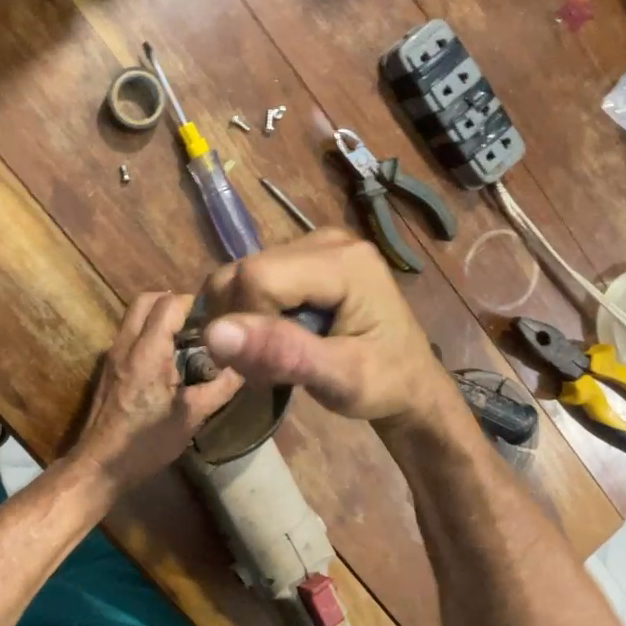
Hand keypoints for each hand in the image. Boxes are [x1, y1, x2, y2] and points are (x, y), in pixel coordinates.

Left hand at [72, 292, 243, 492]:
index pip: (169, 304)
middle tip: (201, 324)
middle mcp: (125, 345)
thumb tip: (248, 365)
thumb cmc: (146, 443)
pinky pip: (130, 334)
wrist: (100, 465)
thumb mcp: (192, 417)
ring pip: (135, 315)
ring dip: (160, 317)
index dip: (195, 304)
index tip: (217, 318)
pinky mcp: (108, 368)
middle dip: (175, 303)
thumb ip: (221, 386)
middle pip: (147, 300)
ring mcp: (112, 355)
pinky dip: (149, 333)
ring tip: (188, 340)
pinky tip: (169, 359)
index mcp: (147, 352)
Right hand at [200, 230, 454, 425]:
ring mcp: (315, 245)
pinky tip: (276, 340)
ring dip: (242, 323)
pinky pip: (253, 280)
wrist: (412, 383)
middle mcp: (327, 240)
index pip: (256, 277)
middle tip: (265, 367)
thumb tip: (214, 333)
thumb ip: (282, 352)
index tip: (265, 368)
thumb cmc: (385, 385)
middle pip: (244, 272)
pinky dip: (251, 315)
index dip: (246, 325)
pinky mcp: (305, 257)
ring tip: (273, 357)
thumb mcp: (341, 378)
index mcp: (344, 262)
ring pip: (241, 276)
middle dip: (240, 324)